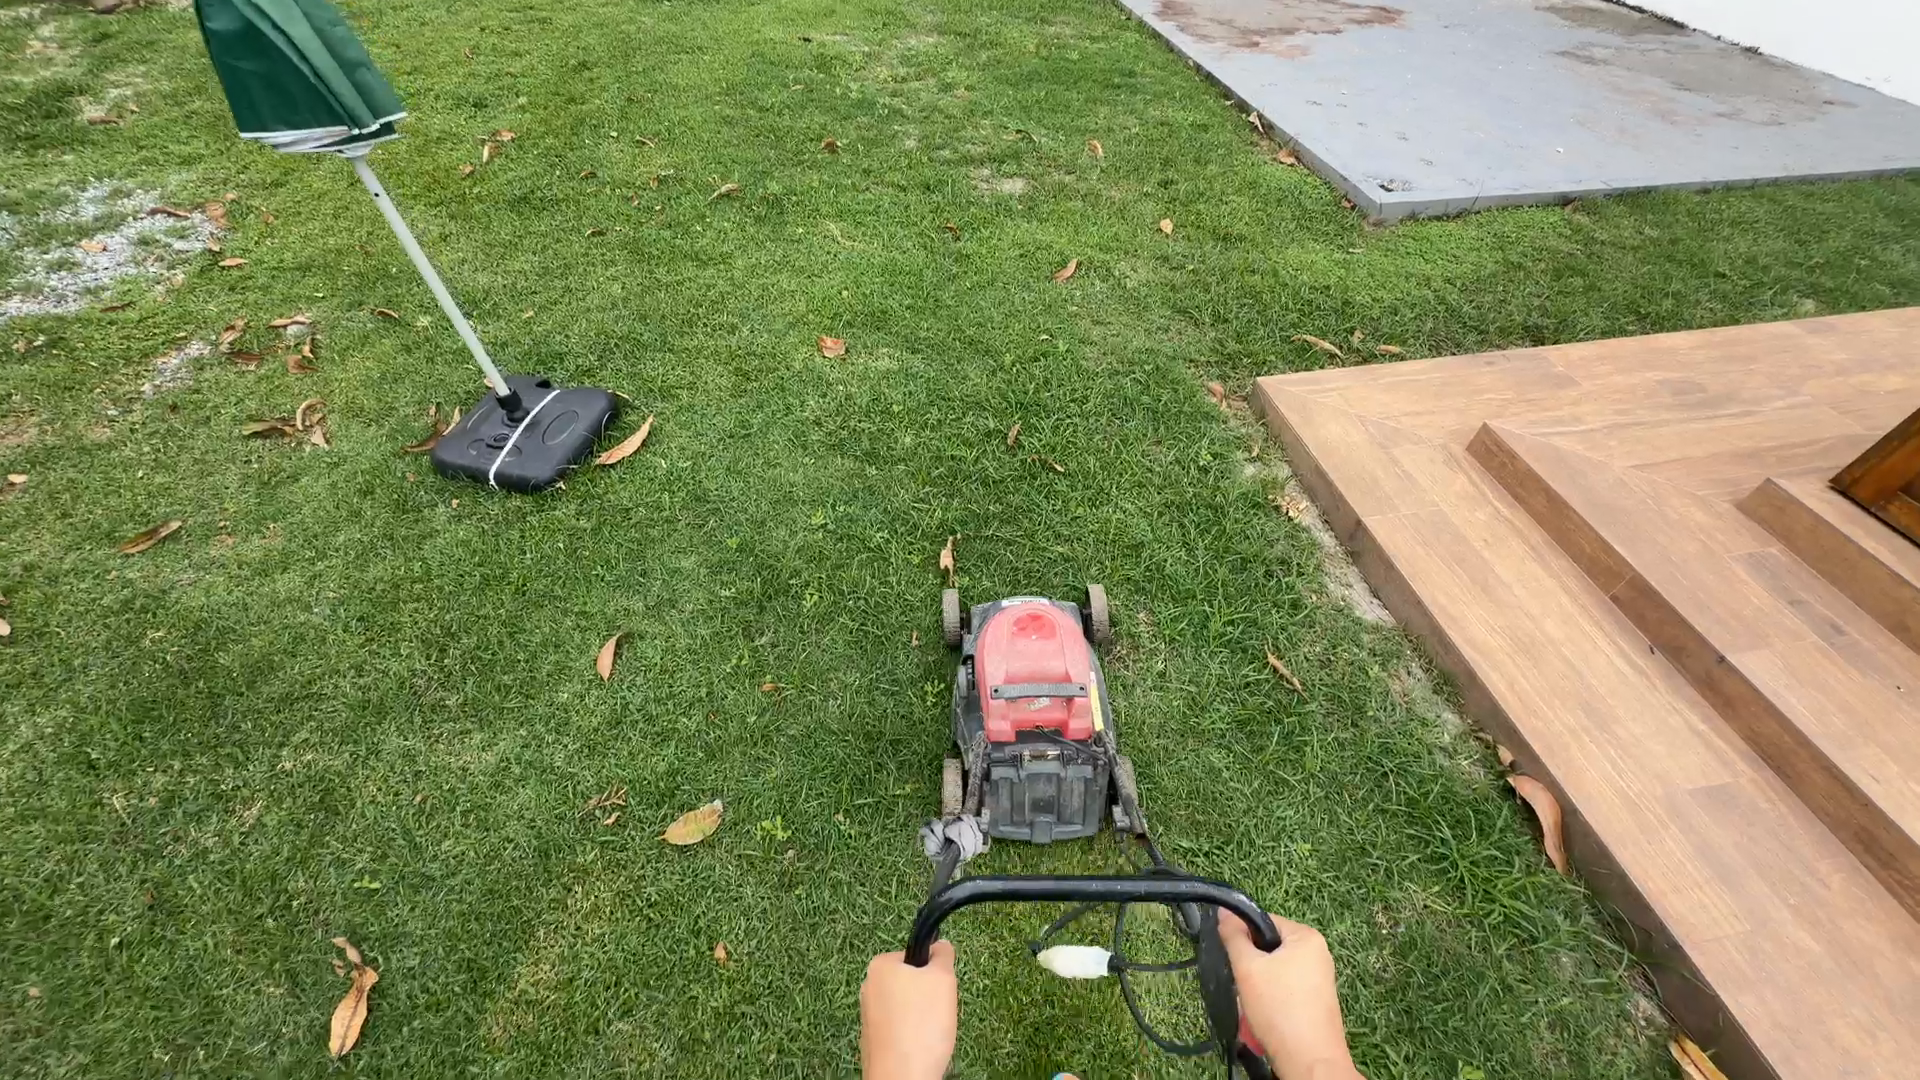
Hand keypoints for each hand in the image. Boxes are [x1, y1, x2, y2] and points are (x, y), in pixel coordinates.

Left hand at [861, 941, 957, 1078]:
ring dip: (922, 1019)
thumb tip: (940, 946)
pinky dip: (912, 1038)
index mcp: (879, 965)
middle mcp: (868, 988)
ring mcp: (868, 1018)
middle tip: (937, 1012)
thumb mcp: (943, 978)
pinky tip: (920, 1049)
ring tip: (929, 1034)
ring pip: (907, 1009)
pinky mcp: (873, 1043)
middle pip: (911, 983)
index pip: (915, 956)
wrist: (902, 1079)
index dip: (933, 972)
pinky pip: (900, 1031)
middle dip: (928, 997)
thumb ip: (943, 955)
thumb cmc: (921, 1024)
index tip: (940, 989)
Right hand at [1219, 913, 1363, 1079]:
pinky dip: (1271, 1000)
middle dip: (1251, 967)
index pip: (1262, 922)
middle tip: (1243, 984)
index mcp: (1307, 937)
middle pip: (1268, 948)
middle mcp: (1318, 954)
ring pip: (1274, 971)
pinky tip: (1264, 1017)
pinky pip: (1285, 989)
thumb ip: (1233, 935)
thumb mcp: (1247, 967)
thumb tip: (1224, 911)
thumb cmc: (1279, 1009)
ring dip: (1257, 986)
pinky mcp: (1317, 1002)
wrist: (1310, 1064)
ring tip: (1252, 1005)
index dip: (1242, 937)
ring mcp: (1320, 980)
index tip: (1233, 958)